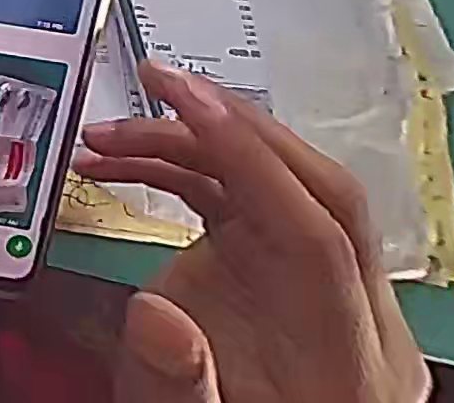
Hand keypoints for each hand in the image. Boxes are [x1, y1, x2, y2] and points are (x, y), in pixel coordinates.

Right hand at [74, 62, 428, 402]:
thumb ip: (172, 380)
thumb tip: (153, 314)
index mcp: (346, 356)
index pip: (314, 227)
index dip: (248, 152)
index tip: (180, 96)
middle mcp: (350, 308)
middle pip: (307, 184)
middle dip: (226, 121)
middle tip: (154, 81)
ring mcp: (316, 280)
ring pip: (264, 178)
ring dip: (179, 143)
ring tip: (103, 140)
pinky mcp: (278, 264)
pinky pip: (235, 194)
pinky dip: (176, 168)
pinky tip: (121, 166)